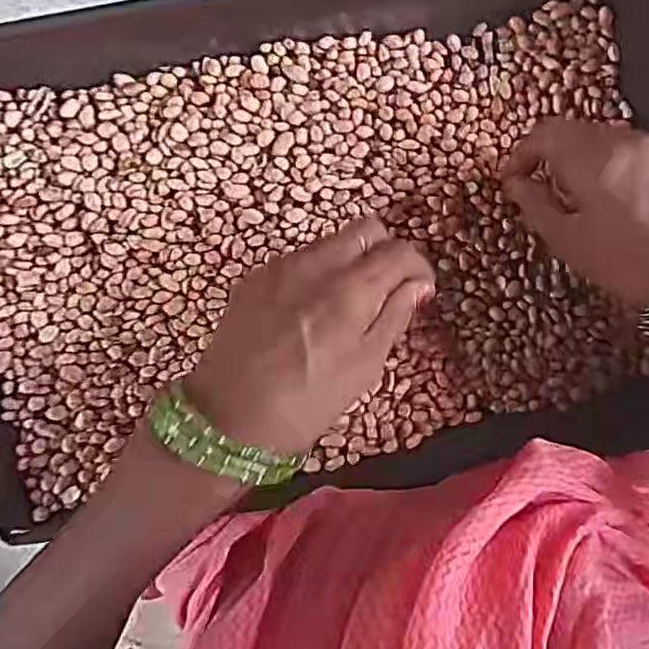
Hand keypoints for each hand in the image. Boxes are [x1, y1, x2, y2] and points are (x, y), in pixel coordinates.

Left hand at [183, 219, 433, 453]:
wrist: (228, 419)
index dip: (418, 268)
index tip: (420, 290)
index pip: (400, 251)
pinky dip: (318, 273)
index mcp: (351, 290)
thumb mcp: (365, 366)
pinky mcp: (257, 276)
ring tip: (347, 304)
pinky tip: (311, 311)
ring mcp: (282, 267)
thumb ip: (395, 316)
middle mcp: (317, 265)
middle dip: (386, 252)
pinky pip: (301, 258)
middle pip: (367, 229)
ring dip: (352, 261)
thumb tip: (417, 285)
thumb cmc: (308, 402)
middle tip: (386, 288)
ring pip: (333, 241)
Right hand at [501, 119, 648, 305]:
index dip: (522, 153)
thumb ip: (535, 204)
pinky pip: (624, 146)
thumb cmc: (628, 263)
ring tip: (576, 194)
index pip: (544, 134)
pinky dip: (607, 160)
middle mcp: (620, 142)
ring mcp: (647, 145)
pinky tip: (609, 193)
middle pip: (571, 130)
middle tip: (540, 185)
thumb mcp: (569, 241)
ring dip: (578, 156)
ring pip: (598, 137)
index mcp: (591, 161)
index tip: (515, 176)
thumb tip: (516, 183)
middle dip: (550, 154)